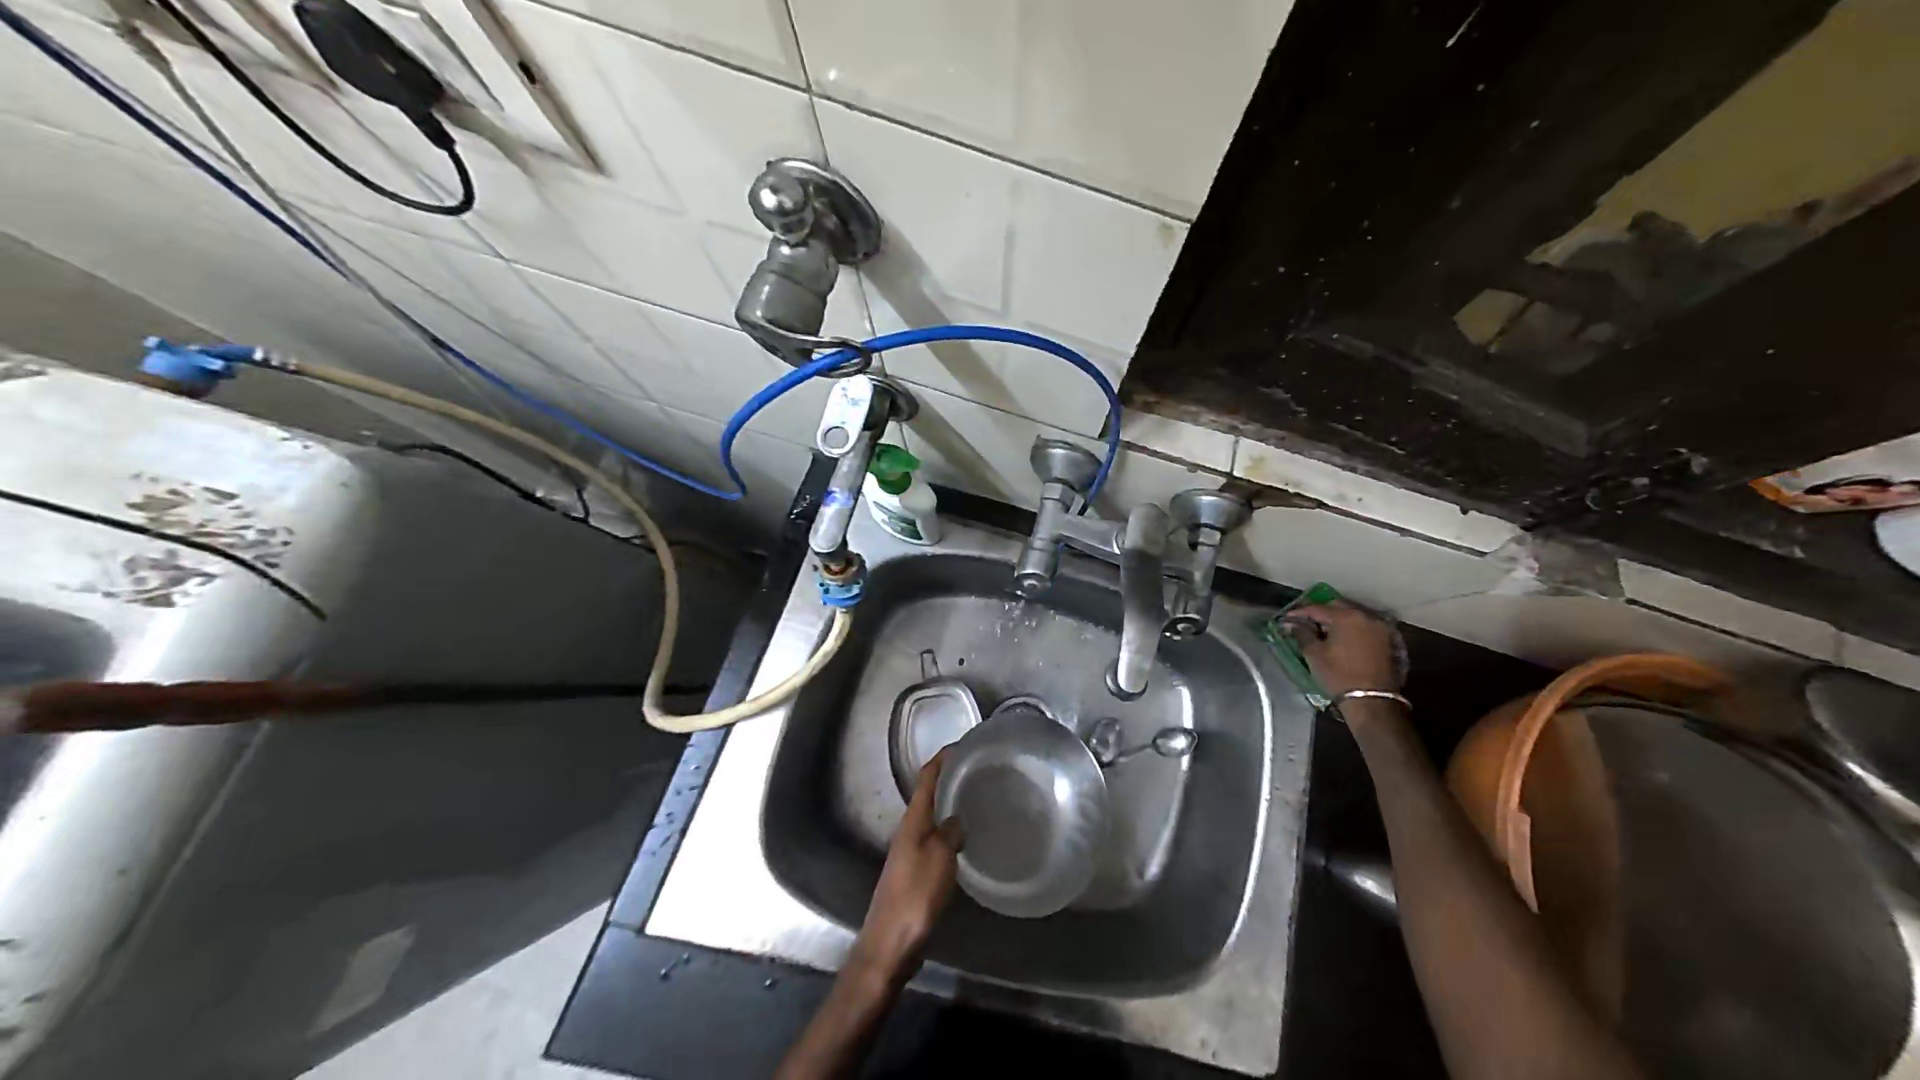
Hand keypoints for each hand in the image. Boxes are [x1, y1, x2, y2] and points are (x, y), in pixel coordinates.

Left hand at [852, 750, 963, 978]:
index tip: (962, 745)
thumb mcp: (940, 859)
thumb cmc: (915, 896)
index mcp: (912, 821)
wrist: (891, 942)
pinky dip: (951, 833)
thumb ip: (950, 833)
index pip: (926, 778)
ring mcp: (910, 853)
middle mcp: (909, 831)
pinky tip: (967, 842)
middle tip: (978, 773)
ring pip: (933, 819)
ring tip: (978, 802)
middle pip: (928, 796)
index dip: (942, 759)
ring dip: (950, 807)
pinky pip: (936, 841)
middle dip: (949, 780)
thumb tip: (956, 820)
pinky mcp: (916, 873)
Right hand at [1282, 599, 1403, 697]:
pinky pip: (1366, 627)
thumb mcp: (1314, 654)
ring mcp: (1381, 628)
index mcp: (1346, 617)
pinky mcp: (1389, 641)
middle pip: (1339, 607)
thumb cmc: (1338, 675)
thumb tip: (1291, 624)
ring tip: (1325, 631)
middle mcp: (1366, 617)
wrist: (1372, 700)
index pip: (1317, 608)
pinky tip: (1344, 639)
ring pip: (1355, 616)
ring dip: (1339, 620)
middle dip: (1321, 613)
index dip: (1300, 612)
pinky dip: (1353, 629)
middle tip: (1307, 622)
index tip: (1287, 618)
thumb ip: (1302, 633)